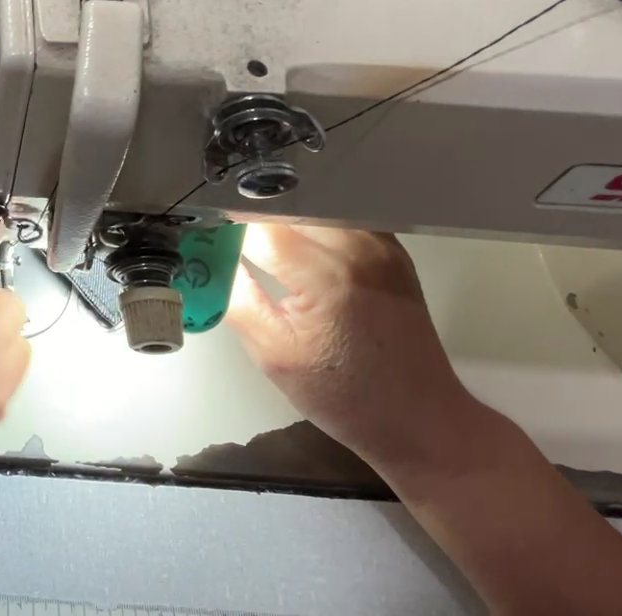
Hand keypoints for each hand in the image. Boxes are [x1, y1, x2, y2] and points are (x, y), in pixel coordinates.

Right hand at [226, 226, 479, 474]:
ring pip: (309, 203)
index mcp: (325, 275)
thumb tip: (203, 258)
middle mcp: (356, 247)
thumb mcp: (272, 353)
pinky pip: (334, 215)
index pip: (256, 223)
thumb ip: (235, 298)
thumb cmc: (343, 394)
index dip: (221, 225)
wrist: (422, 419)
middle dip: (246, 214)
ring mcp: (377, 243)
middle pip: (283, 204)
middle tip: (220, 236)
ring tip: (254, 239)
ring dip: (276, 214)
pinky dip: (306, 221)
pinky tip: (292, 244)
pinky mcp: (388, 246)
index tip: (199, 235)